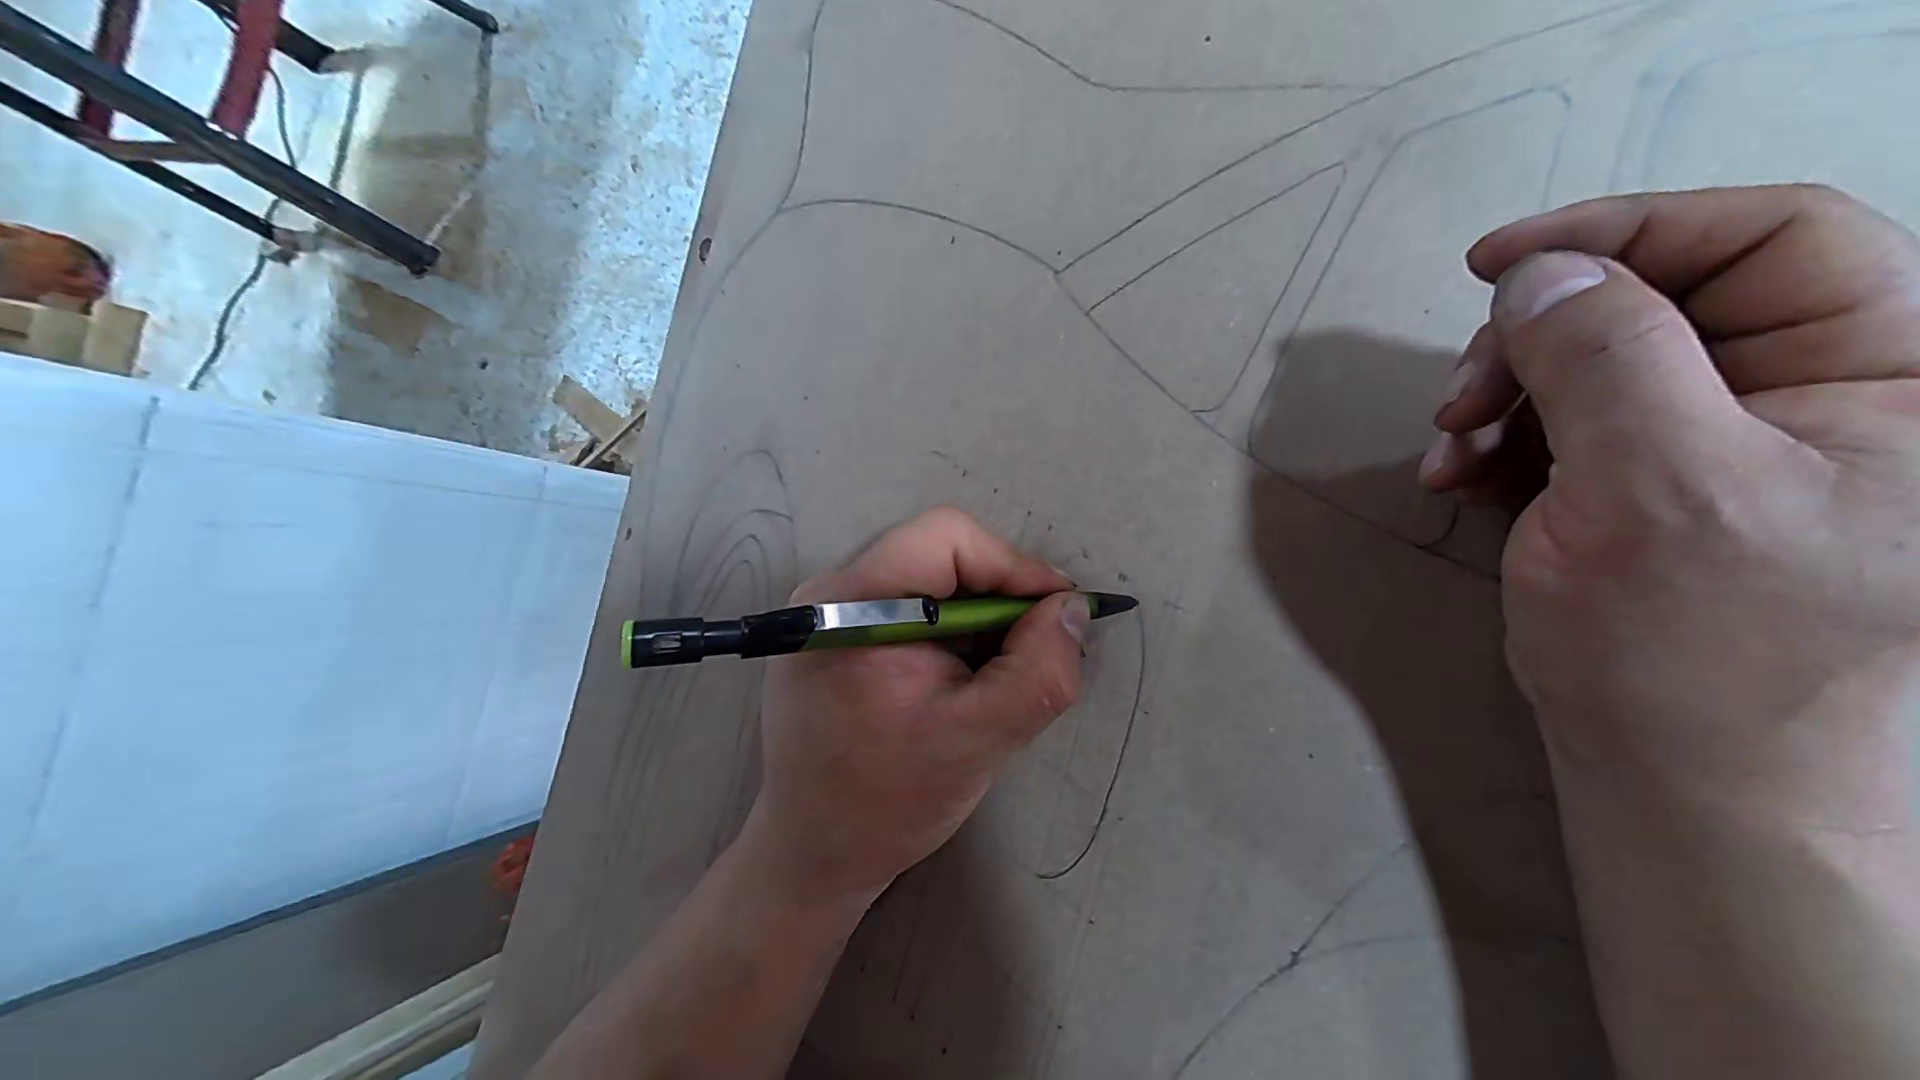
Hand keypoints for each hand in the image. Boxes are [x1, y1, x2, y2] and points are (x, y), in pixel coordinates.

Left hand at [743, 508, 1089, 906]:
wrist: (813, 853)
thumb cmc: (887, 804)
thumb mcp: (981, 742)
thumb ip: (1040, 672)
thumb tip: (1072, 608)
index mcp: (851, 605)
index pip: (945, 539)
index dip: (1012, 565)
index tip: (1056, 613)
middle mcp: (831, 593)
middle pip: (939, 556)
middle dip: (999, 598)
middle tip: (1033, 649)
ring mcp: (829, 613)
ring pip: (930, 582)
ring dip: (979, 619)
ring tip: (995, 675)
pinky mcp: (837, 635)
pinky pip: (912, 607)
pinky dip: (953, 633)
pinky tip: (961, 680)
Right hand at [1424, 185, 1919, 815]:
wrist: (1674, 774)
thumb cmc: (1690, 645)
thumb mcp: (1652, 489)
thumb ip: (1605, 360)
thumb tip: (1536, 271)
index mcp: (1896, 375)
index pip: (1768, 238)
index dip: (1623, 230)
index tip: (1493, 262)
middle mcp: (1820, 394)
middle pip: (1656, 304)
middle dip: (1533, 343)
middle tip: (1456, 402)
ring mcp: (1724, 441)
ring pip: (1592, 364)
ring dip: (1500, 398)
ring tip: (1447, 455)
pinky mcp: (1649, 479)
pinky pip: (1564, 422)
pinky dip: (1498, 440)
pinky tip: (1459, 476)